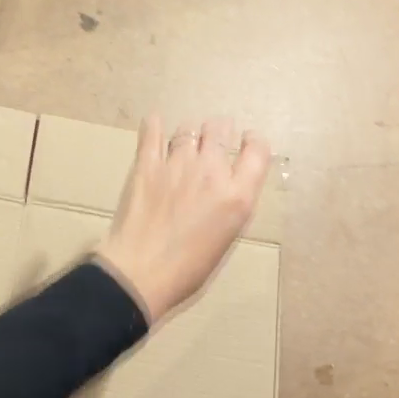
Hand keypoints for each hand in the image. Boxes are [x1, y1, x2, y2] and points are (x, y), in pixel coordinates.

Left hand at [95, 115, 271, 322]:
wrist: (141, 272)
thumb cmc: (188, 269)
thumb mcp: (227, 239)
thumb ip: (233, 205)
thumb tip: (228, 186)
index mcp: (239, 195)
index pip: (258, 149)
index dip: (252, 142)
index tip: (245, 142)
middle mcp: (211, 172)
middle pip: (221, 129)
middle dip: (219, 132)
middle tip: (211, 144)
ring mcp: (178, 164)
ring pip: (188, 129)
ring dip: (189, 135)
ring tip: (183, 145)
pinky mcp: (147, 165)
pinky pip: (152, 131)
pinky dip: (155, 125)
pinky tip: (155, 124)